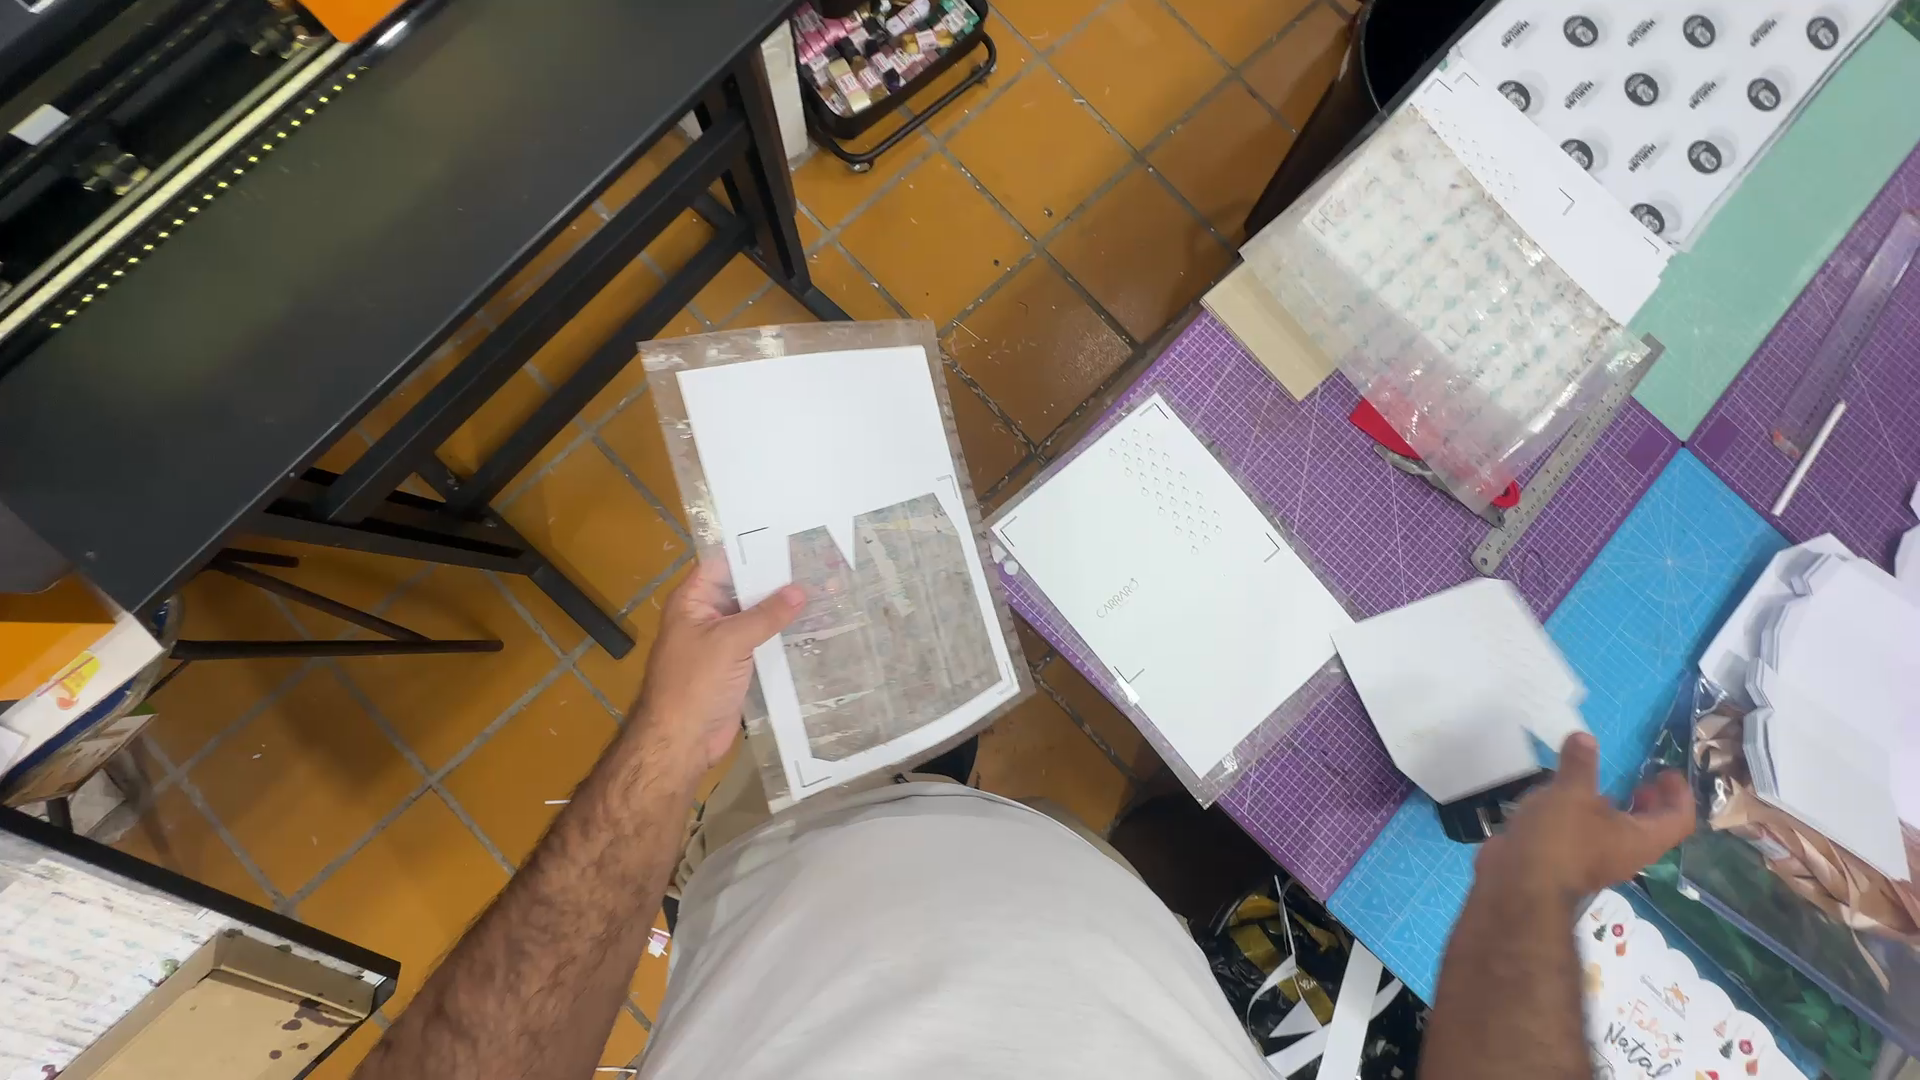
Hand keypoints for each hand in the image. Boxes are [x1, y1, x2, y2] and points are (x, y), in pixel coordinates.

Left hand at [633, 560, 803, 772]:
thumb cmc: (695, 684)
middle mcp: (707, 616)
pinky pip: (764, 641)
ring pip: (757, 616)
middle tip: (817, 563)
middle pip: (744, 589)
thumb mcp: (729, 642)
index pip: (723, 563)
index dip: (753, 550)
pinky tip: (814, 626)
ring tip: (824, 590)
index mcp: (693, 601)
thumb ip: (766, 615)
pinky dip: (784, 634)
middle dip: (777, 580)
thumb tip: (800, 590)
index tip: (789, 538)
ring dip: (784, 609)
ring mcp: (723, 642)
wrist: (681, 742)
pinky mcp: (738, 665)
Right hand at [1477, 733, 1695, 904]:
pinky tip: (1559, 804)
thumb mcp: (1570, 793)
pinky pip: (1587, 835)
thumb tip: (1585, 737)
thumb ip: (1579, 765)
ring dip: (1614, 809)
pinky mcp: (1567, 859)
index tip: (1666, 772)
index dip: (1679, 794)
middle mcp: (1626, 852)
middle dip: (1648, 803)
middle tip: (1641, 781)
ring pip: (1617, 832)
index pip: (1678, 818)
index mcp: (1642, 838)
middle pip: (1650, 828)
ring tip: (1597, 787)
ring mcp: (1596, 858)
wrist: (1521, 880)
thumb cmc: (1559, 837)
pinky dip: (1584, 817)